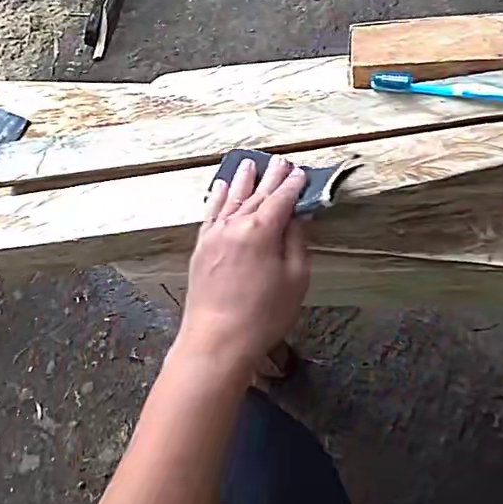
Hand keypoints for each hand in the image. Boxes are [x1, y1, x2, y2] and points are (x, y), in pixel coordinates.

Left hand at [177, 157, 310, 375]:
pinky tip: (222, 187)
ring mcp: (214, 235)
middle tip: (281, 161)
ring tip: (251, 163)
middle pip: (258, 194)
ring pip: (232, 198)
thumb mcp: (296, 278)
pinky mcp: (201, 248)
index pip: (282, 199)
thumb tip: (295, 219)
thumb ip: (296, 242)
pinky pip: (210, 213)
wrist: (217, 341)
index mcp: (262, 231)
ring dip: (244, 180)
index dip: (293, 185)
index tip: (301, 173)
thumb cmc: (263, 315)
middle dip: (271, 177)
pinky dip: (218, 197)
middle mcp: (235, 226)